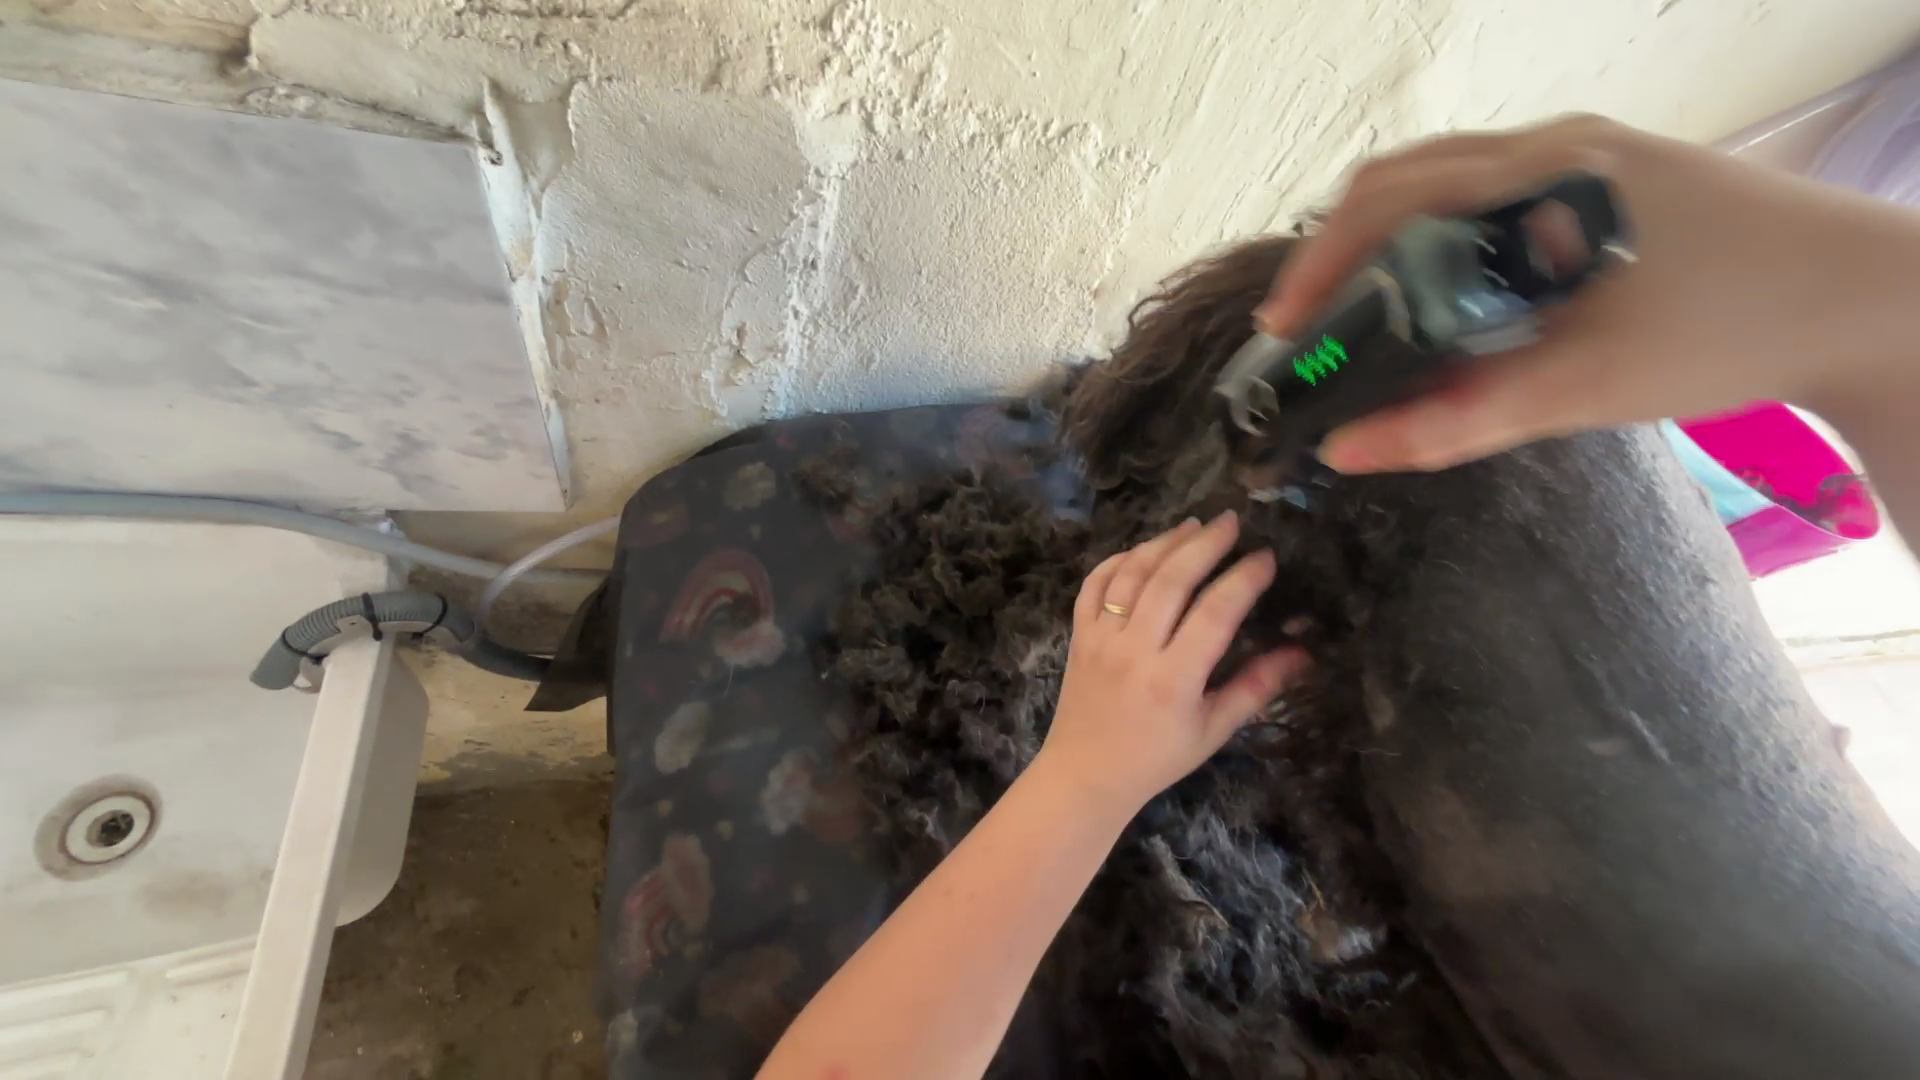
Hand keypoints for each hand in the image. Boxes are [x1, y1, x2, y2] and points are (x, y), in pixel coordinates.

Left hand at [1034, 511, 1306, 814]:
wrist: (1086, 772)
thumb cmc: (1156, 756)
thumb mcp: (1213, 730)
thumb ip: (1255, 688)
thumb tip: (1303, 653)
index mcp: (1173, 678)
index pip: (1214, 614)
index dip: (1243, 580)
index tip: (1265, 556)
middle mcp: (1134, 650)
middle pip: (1170, 582)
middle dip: (1203, 545)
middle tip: (1230, 521)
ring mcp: (1100, 638)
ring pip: (1131, 575)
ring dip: (1163, 544)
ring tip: (1192, 525)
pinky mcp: (1078, 635)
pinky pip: (1094, 585)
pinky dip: (1117, 561)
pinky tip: (1142, 550)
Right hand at [1255, 114, 1919, 473]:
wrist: (1873, 300)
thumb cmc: (1728, 332)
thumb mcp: (1578, 387)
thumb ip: (1451, 423)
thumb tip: (1342, 451)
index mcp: (1545, 176)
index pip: (1390, 197)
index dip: (1318, 261)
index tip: (1282, 327)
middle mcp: (1551, 148)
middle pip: (1398, 178)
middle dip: (1332, 249)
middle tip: (1304, 322)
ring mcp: (1574, 157)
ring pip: (1432, 181)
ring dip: (1372, 240)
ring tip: (1345, 309)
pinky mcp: (1591, 179)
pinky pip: (1471, 194)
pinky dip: (1418, 239)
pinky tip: (1418, 291)